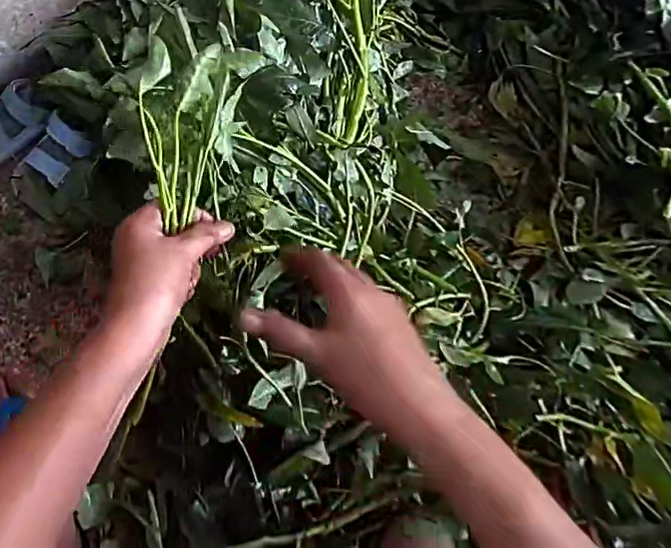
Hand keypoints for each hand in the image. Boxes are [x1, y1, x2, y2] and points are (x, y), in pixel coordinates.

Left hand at [103, 204, 232, 346]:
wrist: (137, 325)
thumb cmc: (158, 280)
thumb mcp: (184, 252)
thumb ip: (205, 235)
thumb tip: (227, 224)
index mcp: (138, 222)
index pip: (168, 205)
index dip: (193, 214)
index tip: (214, 229)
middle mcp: (134, 235)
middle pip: (173, 229)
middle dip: (192, 246)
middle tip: (207, 256)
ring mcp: (136, 258)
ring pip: (174, 252)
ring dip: (188, 266)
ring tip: (187, 280)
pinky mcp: (143, 278)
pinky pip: (168, 269)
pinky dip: (179, 279)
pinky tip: (182, 292)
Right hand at [238, 249, 464, 447]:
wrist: (429, 415)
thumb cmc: (366, 378)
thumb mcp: (317, 354)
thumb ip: (280, 331)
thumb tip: (241, 314)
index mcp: (347, 290)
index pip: (318, 259)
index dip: (297, 255)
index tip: (280, 259)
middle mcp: (371, 291)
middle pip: (340, 265)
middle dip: (316, 264)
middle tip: (293, 273)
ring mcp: (392, 308)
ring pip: (358, 281)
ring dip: (336, 280)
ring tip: (316, 293)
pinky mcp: (405, 326)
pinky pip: (371, 297)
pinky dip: (352, 296)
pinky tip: (347, 320)